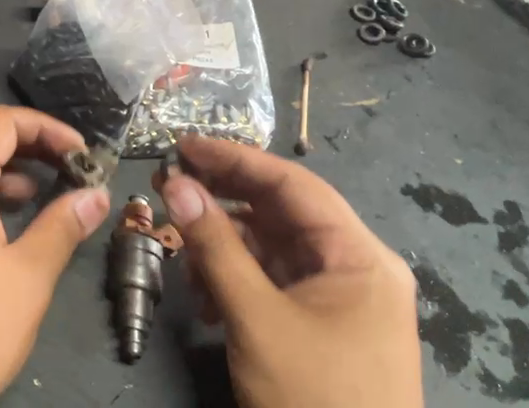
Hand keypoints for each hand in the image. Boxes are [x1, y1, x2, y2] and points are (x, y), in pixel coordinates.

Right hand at [157, 136, 422, 407]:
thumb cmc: (313, 398)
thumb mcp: (256, 319)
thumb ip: (215, 245)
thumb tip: (174, 182)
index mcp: (360, 257)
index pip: (293, 184)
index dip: (234, 158)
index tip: (182, 145)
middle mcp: (356, 267)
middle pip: (281, 211)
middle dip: (222, 201)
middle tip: (168, 187)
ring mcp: (341, 298)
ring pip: (271, 245)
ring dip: (223, 245)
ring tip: (183, 260)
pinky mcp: (322, 324)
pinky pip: (273, 279)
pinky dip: (235, 278)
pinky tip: (204, 298)